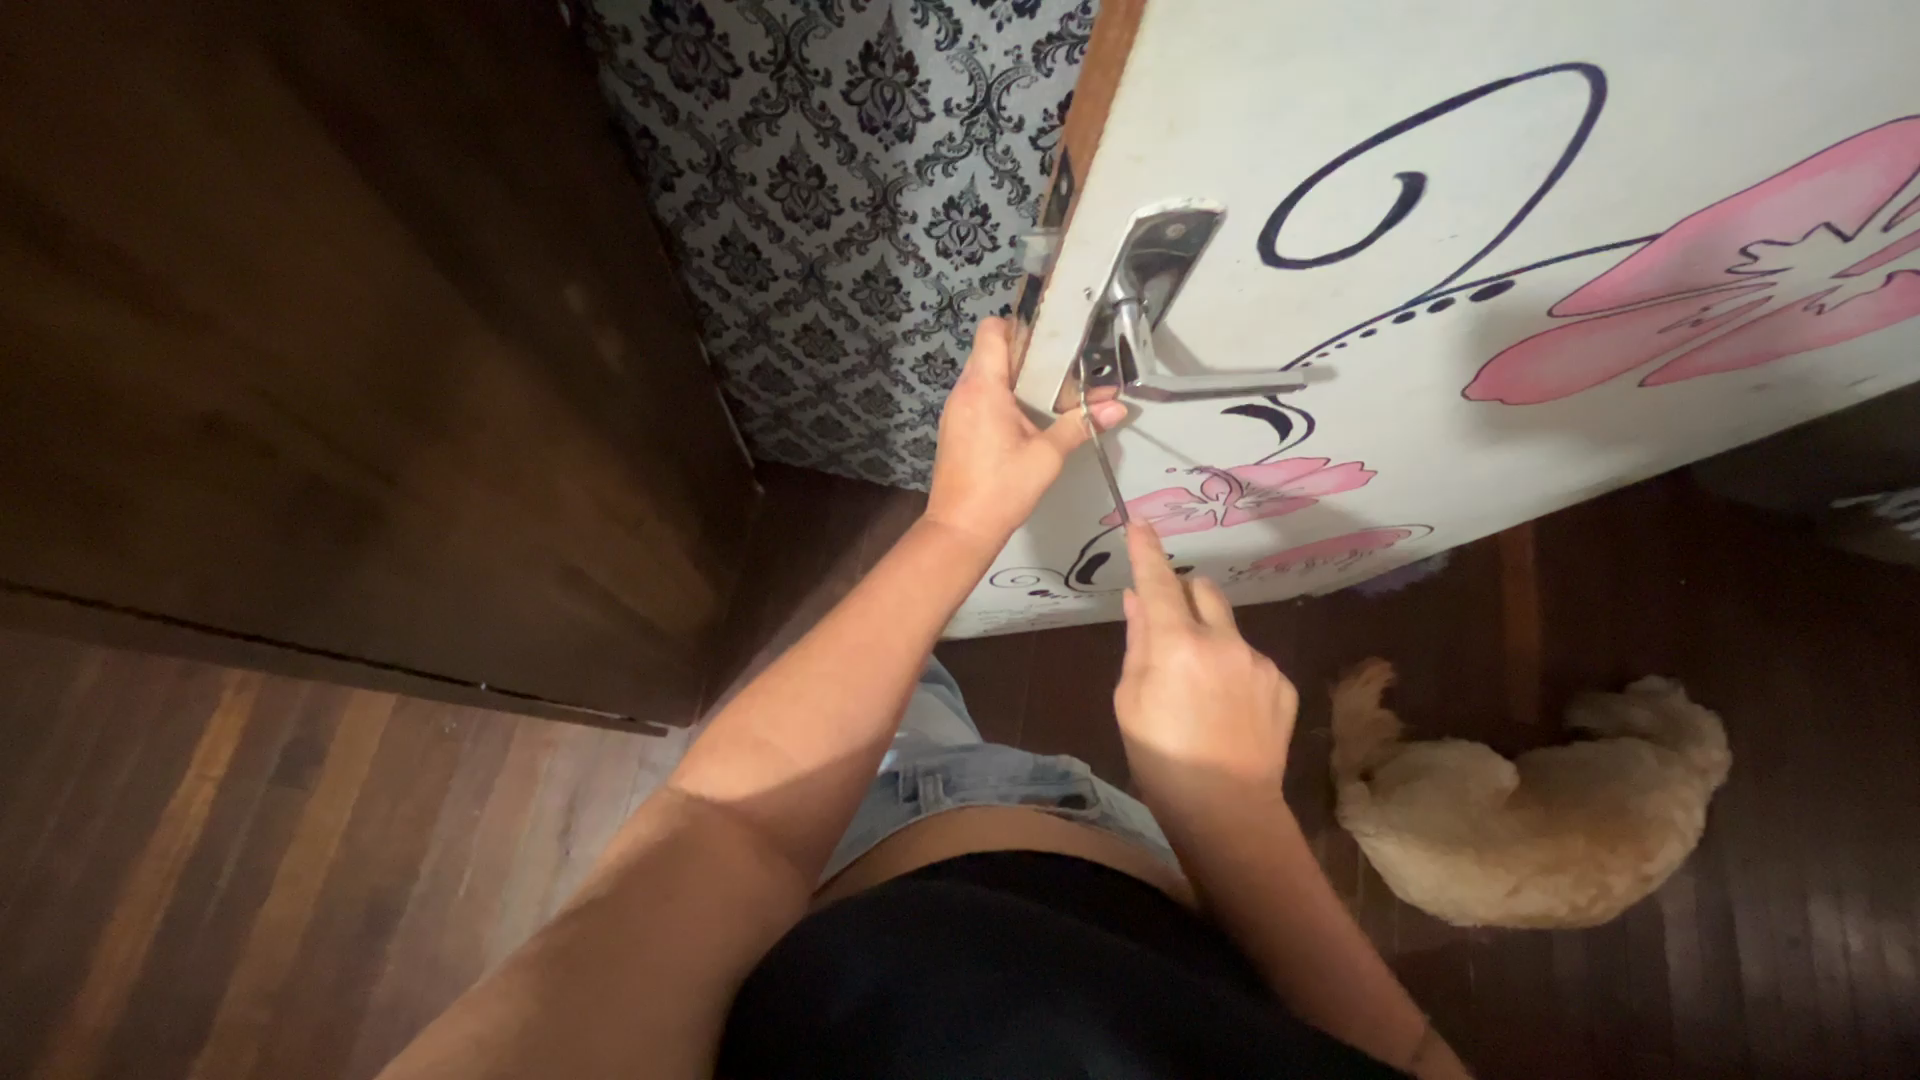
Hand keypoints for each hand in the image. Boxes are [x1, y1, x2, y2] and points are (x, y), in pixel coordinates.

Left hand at [924, 317, 1127, 552]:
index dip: (1018, 326)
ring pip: (983, 377)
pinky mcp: (954, 430)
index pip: (992, 331)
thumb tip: (1117, 408)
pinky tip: (1024, 419)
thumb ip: (1080, 426)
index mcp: (983, 387)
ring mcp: (954, 411)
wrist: (960, 529)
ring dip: (1012, 379)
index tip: (1048, 340)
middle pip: (989, 352)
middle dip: (1024, 355)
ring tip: (1046, 393)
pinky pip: (977, 399)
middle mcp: (963, 392)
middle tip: (1059, 367)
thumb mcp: (1048, 456)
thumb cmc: (1002, 489)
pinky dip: (999, 399)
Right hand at [1113, 524, 1298, 795]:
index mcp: (1176, 644)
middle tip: (1169, 630)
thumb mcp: (1129, 699)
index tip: (1139, 523)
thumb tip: (1138, 600)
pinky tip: (1228, 710)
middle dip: (1184, 596)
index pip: (1159, 581)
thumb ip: (1138, 642)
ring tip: (1200, 689)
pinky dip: (1234, 668)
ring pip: (1228, 627)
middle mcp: (1223, 640)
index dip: (1146, 550)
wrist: (1227, 810)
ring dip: (1210, 637)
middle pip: (1203, 590)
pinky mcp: (1283, 683)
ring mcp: (1259, 661)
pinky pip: (1251, 658)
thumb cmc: (1160, 758)